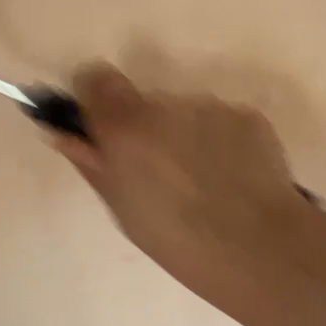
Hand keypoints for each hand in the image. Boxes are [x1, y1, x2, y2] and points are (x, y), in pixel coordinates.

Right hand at [48, 63, 319, 295]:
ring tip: (207, 186)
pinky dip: (225, 145)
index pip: (96, 78)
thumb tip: (65, 134)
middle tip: (165, 177)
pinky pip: (225, 123)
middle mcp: (168, 104)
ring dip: (190, 138)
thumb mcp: (123, 210)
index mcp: (126, 126)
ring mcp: (214, 107)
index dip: (98, 102)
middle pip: (148, 104)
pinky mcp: (250, 117)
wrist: (259, 247)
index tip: (106, 131)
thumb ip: (93, 164)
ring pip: (189, 115)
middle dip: (151, 131)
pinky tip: (236, 181)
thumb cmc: (179, 241)